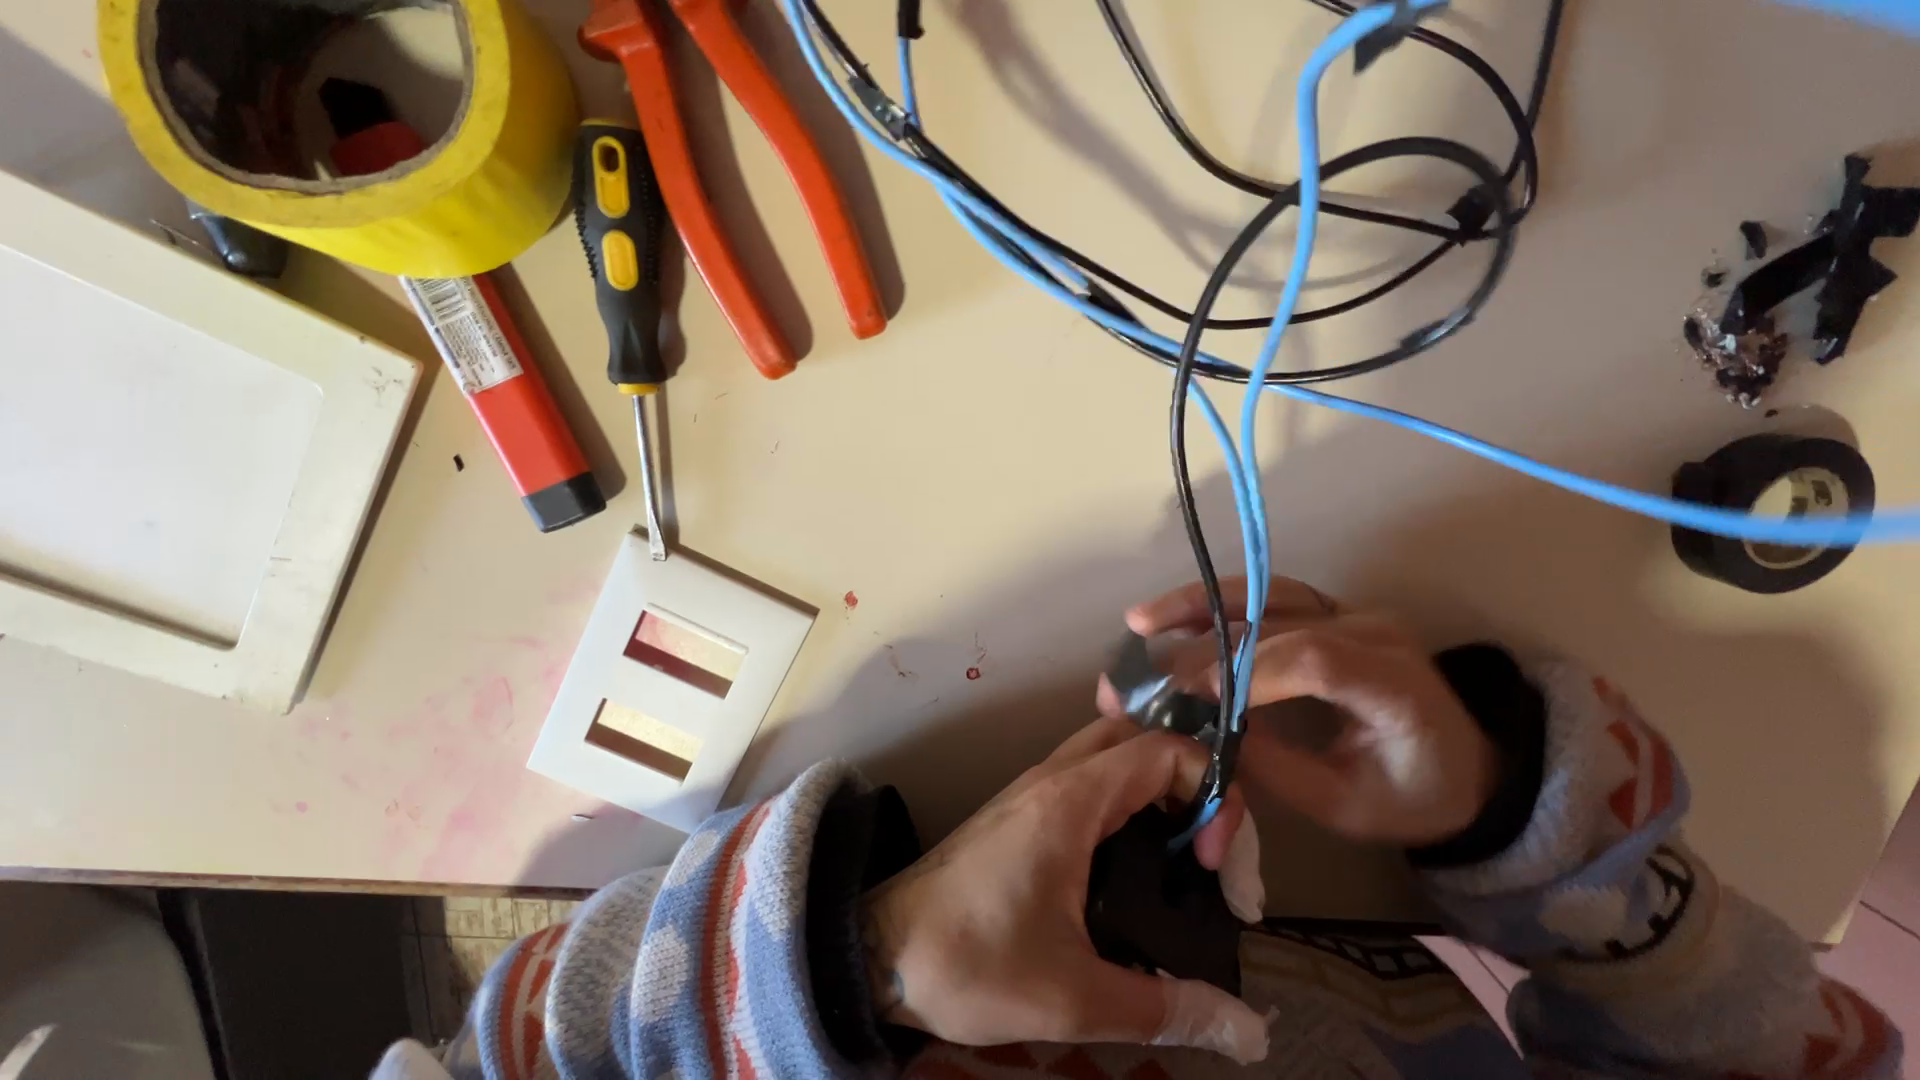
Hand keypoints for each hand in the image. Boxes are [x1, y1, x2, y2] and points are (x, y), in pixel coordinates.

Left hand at [858, 717, 1270, 1062]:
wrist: (877, 951)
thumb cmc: (971, 963)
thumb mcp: (1073, 995)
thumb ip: (1166, 1008)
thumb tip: (1252, 1035)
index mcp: (1071, 801)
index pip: (1168, 752)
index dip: (1217, 800)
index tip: (1218, 871)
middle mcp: (1053, 778)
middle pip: (1144, 739)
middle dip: (1195, 788)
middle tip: (1212, 861)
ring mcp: (1033, 790)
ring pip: (1114, 753)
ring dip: (1161, 790)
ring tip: (1188, 861)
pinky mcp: (1021, 812)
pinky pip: (1090, 777)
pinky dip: (1129, 799)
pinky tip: (1138, 858)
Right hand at [1099, 576, 1497, 846]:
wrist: (1464, 770)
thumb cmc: (1410, 796)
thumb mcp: (1343, 805)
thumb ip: (1276, 767)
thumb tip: (1202, 733)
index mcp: (1392, 683)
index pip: (1313, 659)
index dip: (1244, 669)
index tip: (1184, 693)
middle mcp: (1371, 631)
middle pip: (1278, 620)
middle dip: (1202, 647)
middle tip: (1140, 676)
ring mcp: (1350, 613)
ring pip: (1266, 591)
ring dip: (1199, 603)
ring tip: (1140, 622)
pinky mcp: (1329, 611)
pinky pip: (1267, 596)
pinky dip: (1216, 603)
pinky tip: (1173, 616)